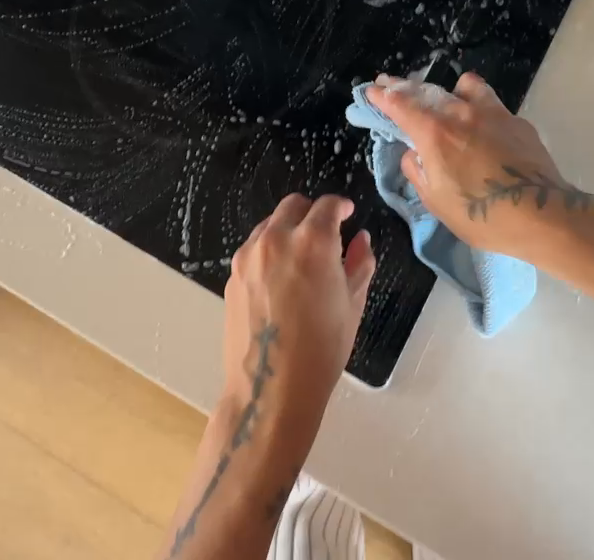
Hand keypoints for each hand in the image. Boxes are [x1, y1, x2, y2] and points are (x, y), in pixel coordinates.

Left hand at [220, 193, 375, 418]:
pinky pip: (254, 248)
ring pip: (271, 224)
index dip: (340, 206)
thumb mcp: (353, 304)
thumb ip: (360, 263)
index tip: (347, 214)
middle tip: (326, 233)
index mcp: (313, 241)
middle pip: (294, 205)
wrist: (271, 388)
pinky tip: (280, 278)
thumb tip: (361, 240)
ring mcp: (249, 256)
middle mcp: (277, 238)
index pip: (327, 205)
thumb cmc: (323, 348)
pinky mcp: (233, 275)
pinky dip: (269, 249)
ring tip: (301, 257)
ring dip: (289, 229)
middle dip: (312, 212)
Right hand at [366, 72, 593, 268]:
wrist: (542, 215)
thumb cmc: (481, 216)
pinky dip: (479, 108)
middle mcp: (461, 113)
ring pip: (465, 87)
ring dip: (450, 91)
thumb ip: (417, 172)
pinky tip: (484, 126)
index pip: (401, 105)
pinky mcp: (517, 121)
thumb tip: (412, 153)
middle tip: (393, 85)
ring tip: (449, 100)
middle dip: (406, 87)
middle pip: (428, 91)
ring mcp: (493, 113)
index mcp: (435, 133)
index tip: (372, 89)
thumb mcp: (436, 202)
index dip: (383, 96)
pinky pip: (491, 104)